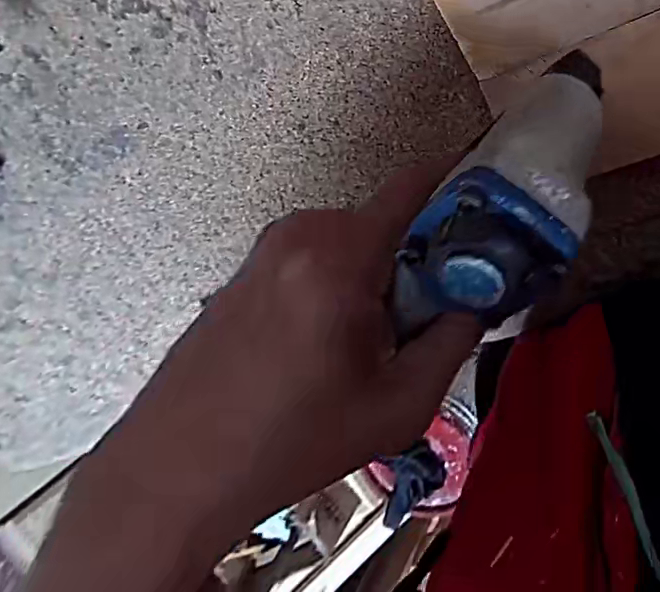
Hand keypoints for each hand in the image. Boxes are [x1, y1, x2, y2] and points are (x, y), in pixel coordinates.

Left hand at [28, 160, 483, 591]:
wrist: (166, 483)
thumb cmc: (286, 444)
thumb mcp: (397, 405)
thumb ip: (455, 341)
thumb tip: (479, 301)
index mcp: (338, 256)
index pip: (416, 183)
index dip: (462, 175)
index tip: (493, 188)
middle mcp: (301, 235)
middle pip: (391, 217)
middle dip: (425, 247)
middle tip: (440, 297)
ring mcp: (267, 249)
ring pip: (358, 236)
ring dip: (385, 266)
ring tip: (385, 327)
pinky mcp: (247, 269)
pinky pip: (321, 251)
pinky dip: (347, 275)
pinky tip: (336, 335)